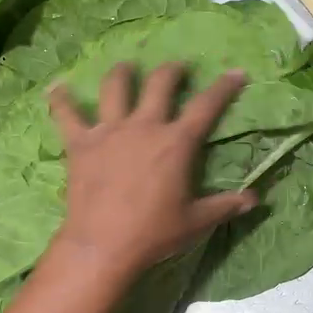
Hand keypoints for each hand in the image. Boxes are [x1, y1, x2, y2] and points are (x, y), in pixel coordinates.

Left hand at [47, 62, 255, 279]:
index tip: (236, 73)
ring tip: (126, 68)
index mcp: (176, 143)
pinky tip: (57, 87)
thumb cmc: (154, 233)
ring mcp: (109, 131)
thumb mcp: (197, 221)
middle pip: (159, 84)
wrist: (103, 245)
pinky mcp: (80, 143)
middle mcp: (144, 127)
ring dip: (122, 73)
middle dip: (171, 71)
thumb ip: (226, 206)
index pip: (206, 107)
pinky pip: (66, 114)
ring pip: (115, 88)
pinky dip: (61, 99)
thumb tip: (255, 199)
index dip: (224, 87)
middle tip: (176, 68)